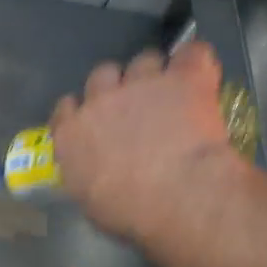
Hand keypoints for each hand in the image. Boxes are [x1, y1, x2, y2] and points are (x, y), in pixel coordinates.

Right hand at [49, 43, 242, 237]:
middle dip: (116, 87)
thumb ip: (87, 175)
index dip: (82, 111)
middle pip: (102, 75)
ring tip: (171, 94)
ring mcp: (142, 84)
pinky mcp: (185, 77)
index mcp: (71, 135)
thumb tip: (97, 173)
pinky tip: (200, 75)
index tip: (94, 122)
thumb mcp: (91, 202)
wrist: (175, 195)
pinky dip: (195, 61)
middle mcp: (100, 101)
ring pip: (145, 60)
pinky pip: (192, 53)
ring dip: (155, 73)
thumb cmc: (128, 213)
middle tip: (135, 107)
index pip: (65, 109)